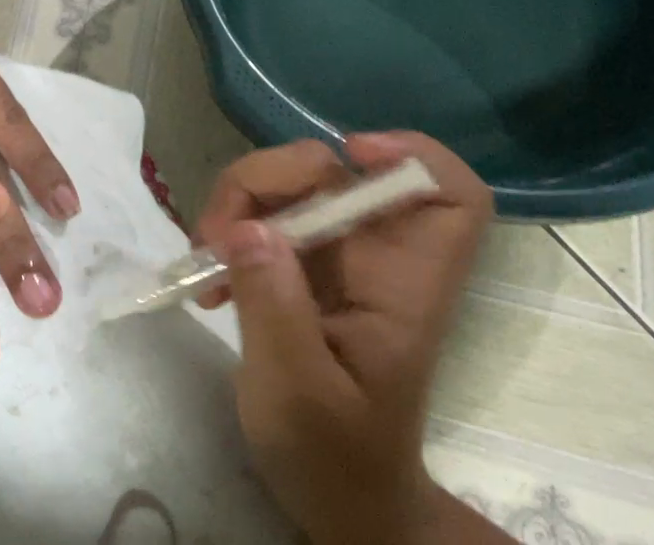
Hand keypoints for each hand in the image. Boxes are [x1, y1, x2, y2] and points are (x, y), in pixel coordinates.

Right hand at [195, 133, 494, 544]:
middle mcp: (375, 261)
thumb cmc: (333, 456)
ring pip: (290, 190)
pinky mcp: (298, 271)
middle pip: (338, 174)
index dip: (409, 157)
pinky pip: (262, 221)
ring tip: (204, 262)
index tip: (346, 156)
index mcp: (404, 287)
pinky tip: (207, 279)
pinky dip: (226, 234)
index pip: (450, 198)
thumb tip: (247, 227)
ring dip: (236, 207)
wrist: (336, 497)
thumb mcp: (296, 391)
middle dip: (269, 181)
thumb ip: (274, 308)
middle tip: (218, 232)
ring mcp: (334, 263)